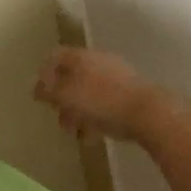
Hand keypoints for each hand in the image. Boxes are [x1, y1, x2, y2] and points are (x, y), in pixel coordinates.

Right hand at [33, 47, 171, 141]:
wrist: (153, 115)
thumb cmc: (101, 101)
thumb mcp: (66, 96)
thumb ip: (48, 91)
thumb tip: (37, 89)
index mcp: (79, 56)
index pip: (54, 57)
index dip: (43, 75)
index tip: (41, 96)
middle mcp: (97, 61)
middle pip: (73, 77)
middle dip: (64, 100)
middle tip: (60, 119)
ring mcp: (118, 77)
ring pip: (91, 92)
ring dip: (81, 111)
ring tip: (78, 133)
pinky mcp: (135, 96)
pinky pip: (108, 103)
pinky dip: (99, 116)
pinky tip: (97, 134)